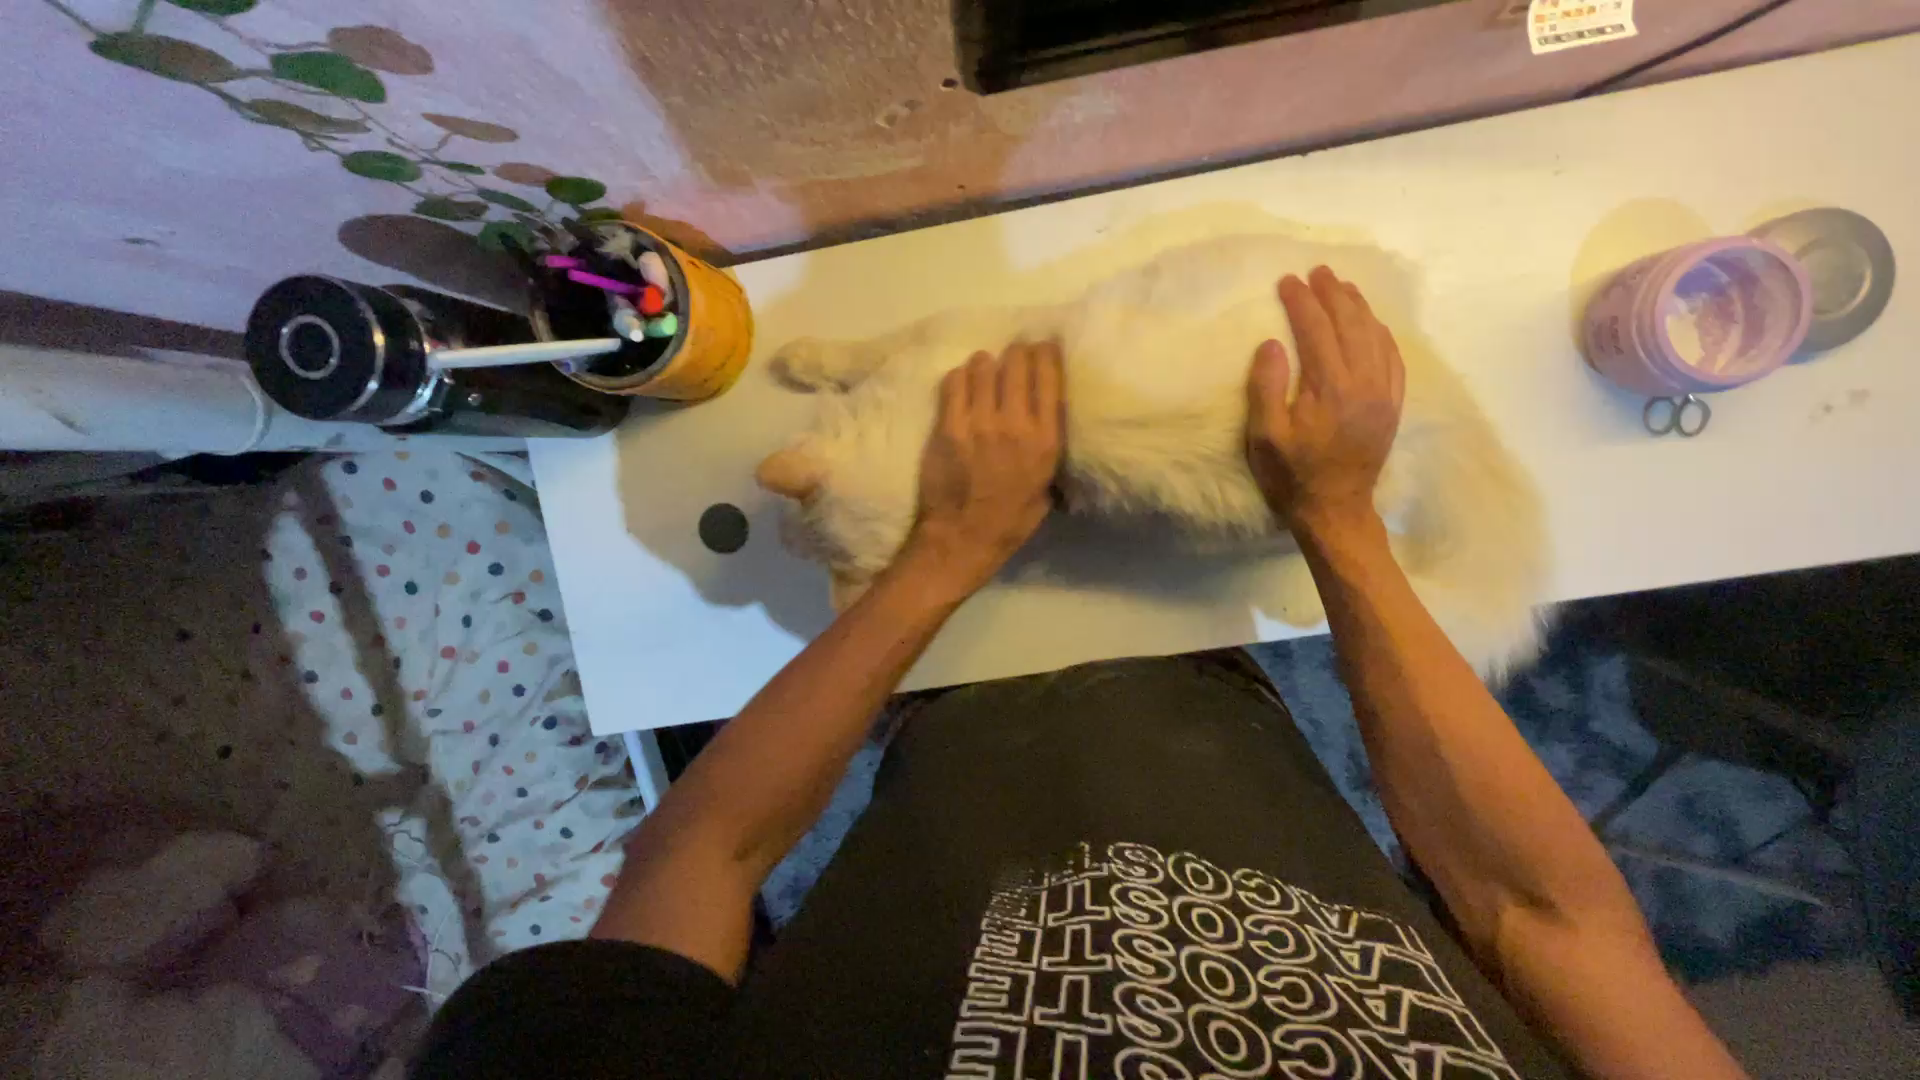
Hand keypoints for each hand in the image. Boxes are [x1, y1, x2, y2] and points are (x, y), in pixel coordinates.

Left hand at [899, 341, 1065, 596]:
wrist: (962, 537)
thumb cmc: (1009, 521)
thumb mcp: (1046, 490)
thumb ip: (1048, 454)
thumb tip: (1049, 429)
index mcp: (1046, 441)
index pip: (1050, 377)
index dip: (1046, 353)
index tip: (1043, 347)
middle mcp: (1016, 424)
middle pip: (1017, 362)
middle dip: (1016, 353)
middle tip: (1012, 356)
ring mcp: (979, 423)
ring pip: (983, 366)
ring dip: (985, 364)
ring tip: (984, 371)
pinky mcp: (948, 427)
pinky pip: (954, 382)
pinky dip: (959, 378)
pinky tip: (962, 385)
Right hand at [1246, 266, 1404, 537]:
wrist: (1335, 509)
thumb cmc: (1291, 475)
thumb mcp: (1264, 437)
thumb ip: (1266, 387)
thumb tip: (1272, 343)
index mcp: (1329, 388)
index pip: (1316, 330)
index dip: (1302, 302)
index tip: (1287, 281)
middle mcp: (1363, 383)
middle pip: (1350, 324)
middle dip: (1332, 294)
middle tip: (1317, 272)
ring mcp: (1383, 392)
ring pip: (1375, 335)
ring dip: (1358, 307)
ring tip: (1342, 286)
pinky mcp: (1392, 404)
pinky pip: (1392, 357)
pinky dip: (1380, 333)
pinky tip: (1371, 323)